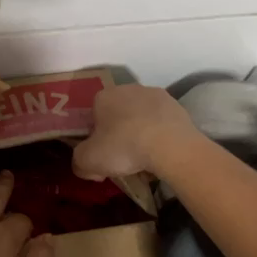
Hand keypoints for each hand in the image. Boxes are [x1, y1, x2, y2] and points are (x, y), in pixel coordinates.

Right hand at [73, 85, 200, 180]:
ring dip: (140, 132)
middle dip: (118, 132)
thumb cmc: (123, 148)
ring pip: (141, 117)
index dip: (94, 135)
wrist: (172, 147)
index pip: (93, 115)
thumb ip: (78, 162)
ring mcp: (156, 95)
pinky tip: (161, 152)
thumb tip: (85, 167)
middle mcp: (129, 89)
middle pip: (118, 113)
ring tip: (145, 157)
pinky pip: (161, 122)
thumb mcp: (88, 161)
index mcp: (104, 96)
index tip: (101, 152)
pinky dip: (159, 135)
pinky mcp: (177, 106)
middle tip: (122, 156)